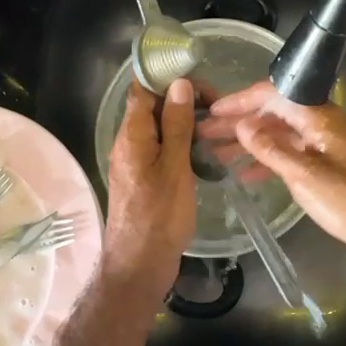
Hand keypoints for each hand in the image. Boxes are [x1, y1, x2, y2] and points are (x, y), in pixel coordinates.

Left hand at [102, 78, 196, 292]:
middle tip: (217, 110)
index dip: (170, 80)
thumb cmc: (159, 216)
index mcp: (132, 135)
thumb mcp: (175, 166)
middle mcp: (128, 143)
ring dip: (185, 124)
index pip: (143, 89)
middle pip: (152, 107)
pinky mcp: (143, 179)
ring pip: (159, 130)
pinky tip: (204, 153)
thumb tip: (179, 84)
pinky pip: (161, 150)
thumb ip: (177, 125)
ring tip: (216, 129)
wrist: (139, 266)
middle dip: (183, 101)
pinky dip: (180, 145)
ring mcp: (134, 162)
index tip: (202, 85)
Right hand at [199, 82, 345, 260]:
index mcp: (320, 117)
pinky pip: (293, 155)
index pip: (274, 94)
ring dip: (251, 142)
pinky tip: (247, 174)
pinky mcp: (332, 168)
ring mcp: (328, 146)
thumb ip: (272, 149)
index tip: (213, 110)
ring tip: (216, 153)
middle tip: (205, 133)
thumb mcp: (306, 177)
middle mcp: (324, 125)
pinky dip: (270, 160)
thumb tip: (243, 124)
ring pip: (282, 135)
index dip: (241, 100)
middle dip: (241, 121)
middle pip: (276, 113)